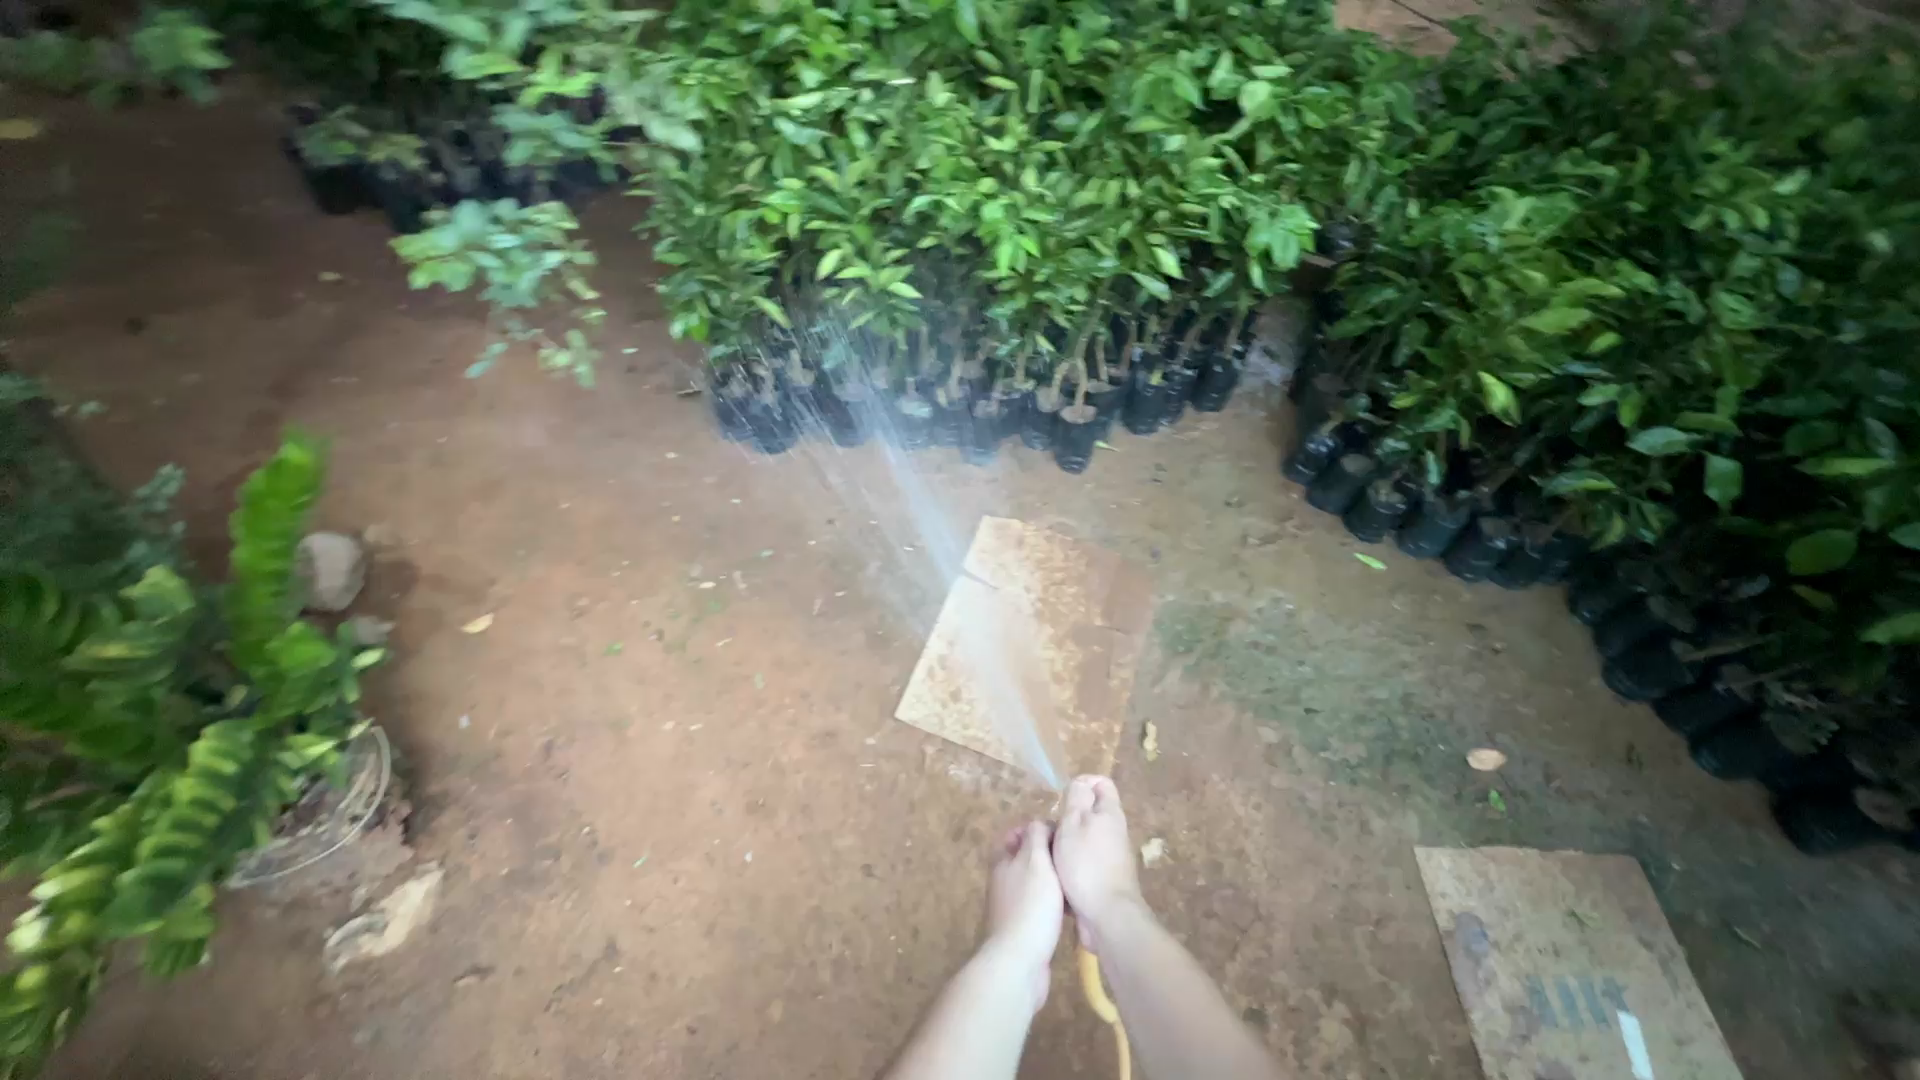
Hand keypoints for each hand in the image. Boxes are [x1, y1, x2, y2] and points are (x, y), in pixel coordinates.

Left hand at [983, 820, 1064, 1004]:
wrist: (1019, 962)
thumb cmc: (1030, 905)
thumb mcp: (1036, 861)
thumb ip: (1036, 836)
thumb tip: (1040, 824)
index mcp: (1002, 860)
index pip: (1015, 833)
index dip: (1036, 828)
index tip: (1060, 833)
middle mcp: (1004, 880)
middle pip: (1027, 857)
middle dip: (1049, 855)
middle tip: (1072, 858)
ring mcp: (1013, 905)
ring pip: (1037, 883)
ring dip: (1055, 881)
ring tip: (1076, 882)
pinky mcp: (1024, 927)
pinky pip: (1041, 906)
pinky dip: (1056, 904)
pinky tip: (1072, 910)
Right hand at [1050, 775, 1143, 952]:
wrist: (1107, 916)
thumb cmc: (1086, 863)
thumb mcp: (1074, 822)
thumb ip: (1076, 798)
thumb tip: (1080, 784)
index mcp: (1109, 813)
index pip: (1102, 783)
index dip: (1082, 782)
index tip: (1061, 797)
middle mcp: (1113, 832)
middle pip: (1088, 813)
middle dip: (1065, 818)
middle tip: (1046, 829)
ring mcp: (1109, 857)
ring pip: (1081, 839)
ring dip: (1062, 843)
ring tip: (1044, 852)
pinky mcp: (1102, 879)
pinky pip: (1081, 862)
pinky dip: (1067, 864)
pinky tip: (1053, 874)